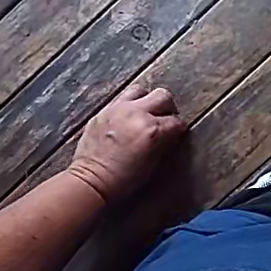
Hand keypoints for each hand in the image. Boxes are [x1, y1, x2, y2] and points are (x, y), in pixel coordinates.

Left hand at [66, 83, 185, 203]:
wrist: (91, 180)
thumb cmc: (123, 180)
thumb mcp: (151, 165)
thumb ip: (162, 145)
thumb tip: (168, 136)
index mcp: (152, 130)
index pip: (176, 122)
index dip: (179, 129)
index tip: (176, 134)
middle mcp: (137, 114)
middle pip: (163, 96)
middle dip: (167, 108)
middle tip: (164, 120)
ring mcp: (118, 109)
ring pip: (141, 90)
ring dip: (146, 100)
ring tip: (144, 114)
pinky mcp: (103, 111)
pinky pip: (121, 99)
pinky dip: (128, 106)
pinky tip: (126, 119)